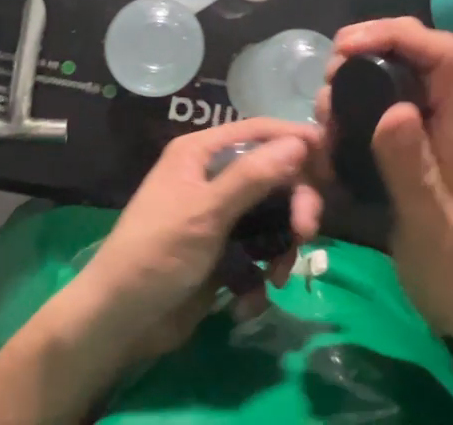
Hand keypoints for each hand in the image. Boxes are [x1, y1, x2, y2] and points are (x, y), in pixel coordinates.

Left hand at [74, 117, 325, 362]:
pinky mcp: (222, 252)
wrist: (120, 321)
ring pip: (271, 216)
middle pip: (273, 175)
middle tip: (306, 232)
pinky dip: (262, 272)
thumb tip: (298, 141)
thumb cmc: (156, 254)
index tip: (332, 161)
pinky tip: (254, 296)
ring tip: (278, 275)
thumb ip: (252, 177)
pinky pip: (258, 251)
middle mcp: (211, 177)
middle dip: (294, 203)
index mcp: (201, 153)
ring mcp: (218, 216)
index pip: (259, 131)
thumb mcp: (205, 213)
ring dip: (282, 244)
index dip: (297, 141)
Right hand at [314, 17, 452, 352]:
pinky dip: (350, 116)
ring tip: (323, 117)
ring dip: (352, 86)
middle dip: (365, 53)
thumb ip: (412, 170)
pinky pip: (378, 116)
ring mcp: (428, 139)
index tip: (345, 48)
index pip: (441, 53)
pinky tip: (328, 139)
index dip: (394, 34)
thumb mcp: (434, 229)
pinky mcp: (410, 158)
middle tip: (326, 86)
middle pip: (412, 57)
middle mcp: (445, 123)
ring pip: (391, 83)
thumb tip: (391, 108)